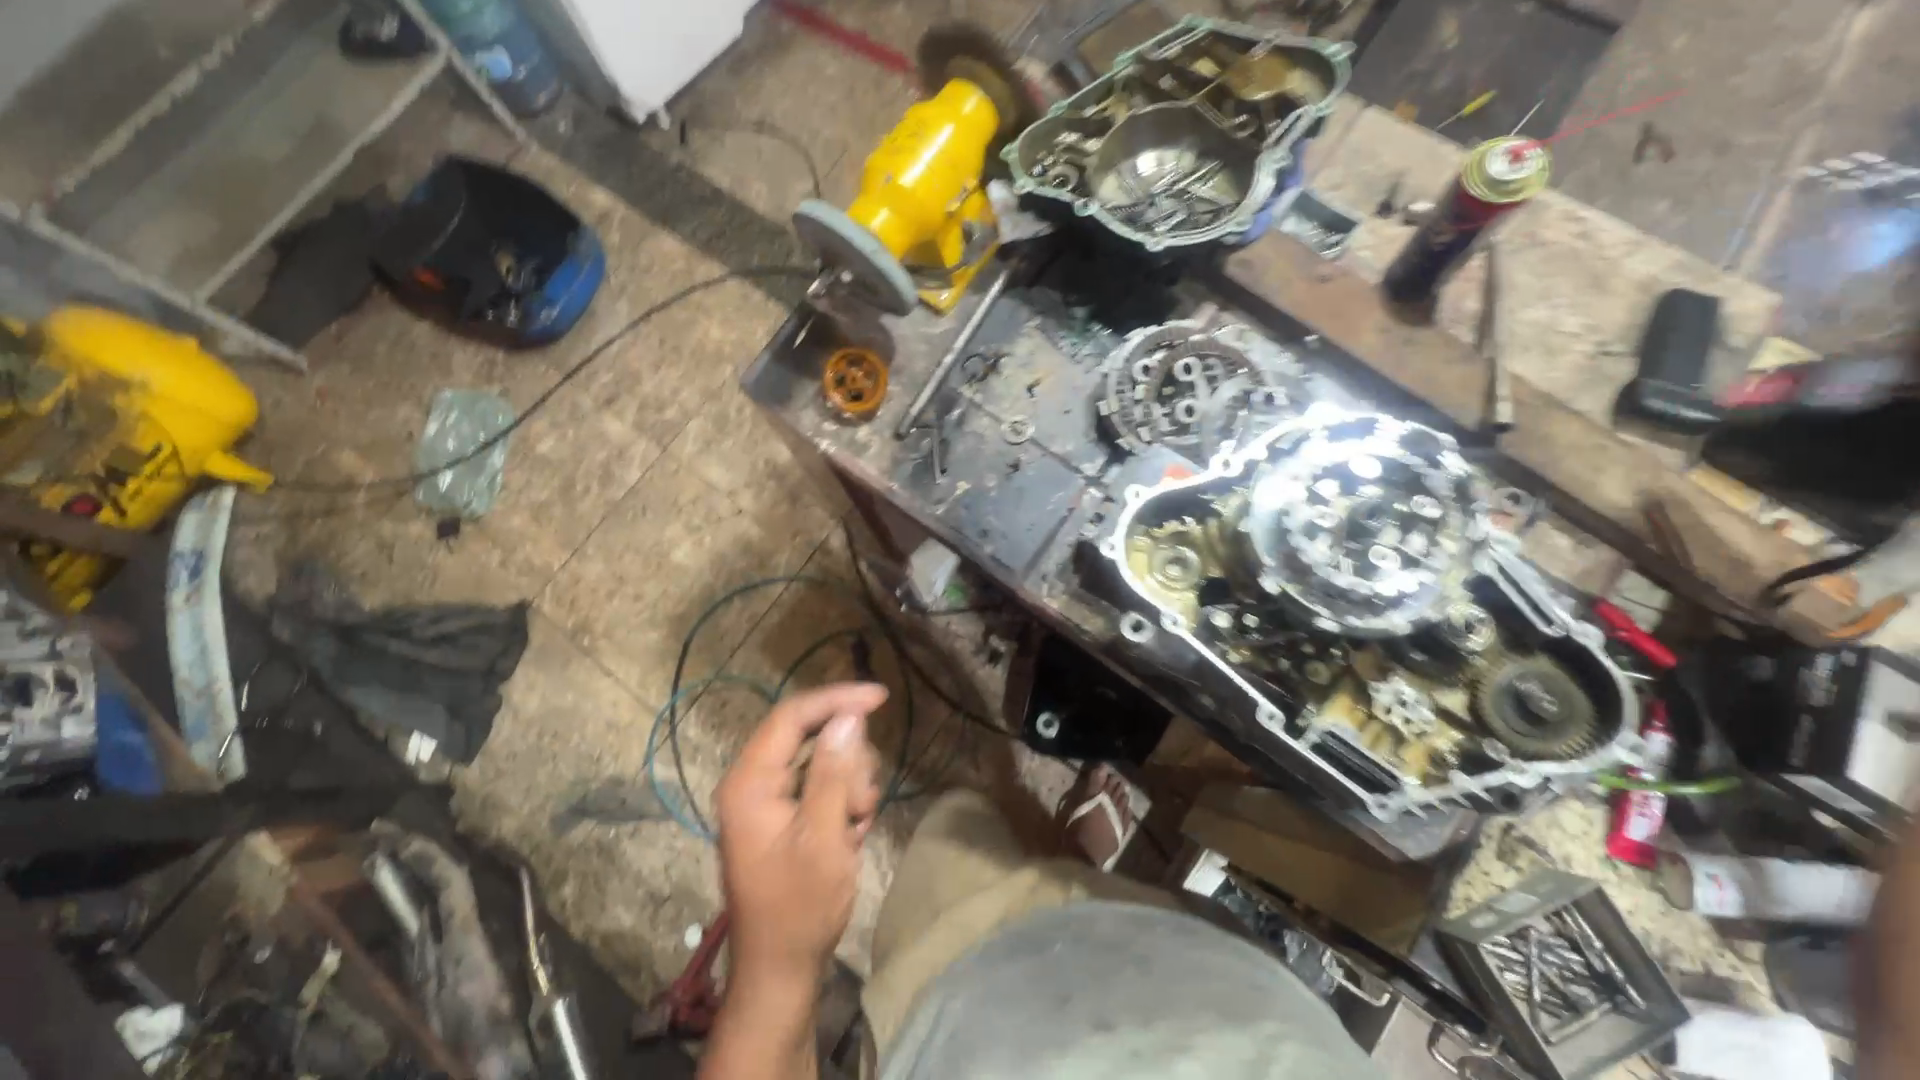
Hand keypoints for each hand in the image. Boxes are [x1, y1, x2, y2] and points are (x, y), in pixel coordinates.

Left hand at [714, 682, 886, 987]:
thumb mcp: (823, 837)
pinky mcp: (783, 820)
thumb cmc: (799, 906)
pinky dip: (843, 806)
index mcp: (749, 782)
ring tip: (853, 830)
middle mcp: (753, 784)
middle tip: (859, 807)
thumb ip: (833, 773)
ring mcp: (768, 803)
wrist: (781, 969)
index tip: (881, 697)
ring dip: (849, 789)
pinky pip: (821, 790)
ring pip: (822, 764)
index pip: (792, 716)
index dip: (837, 700)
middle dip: (846, 764)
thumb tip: (847, 718)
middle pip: (810, 738)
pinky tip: (849, 838)